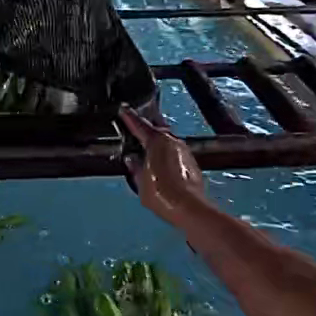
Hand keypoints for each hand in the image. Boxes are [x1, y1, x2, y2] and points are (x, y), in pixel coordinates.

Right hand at [119, 107, 207, 223]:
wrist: (189, 207)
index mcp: (157, 142)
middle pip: (155, 131)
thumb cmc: (161, 194)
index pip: (139, 125)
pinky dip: (164, 152)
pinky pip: (174, 151)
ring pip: (166, 141)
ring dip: (155, 142)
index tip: (123, 108)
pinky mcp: (191, 161)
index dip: (129, 117)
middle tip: (133, 126)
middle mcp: (172, 141)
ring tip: (144, 146)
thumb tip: (131, 159)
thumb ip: (135, 167)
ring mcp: (184, 150)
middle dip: (144, 129)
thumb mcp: (140, 181)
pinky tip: (159, 160)